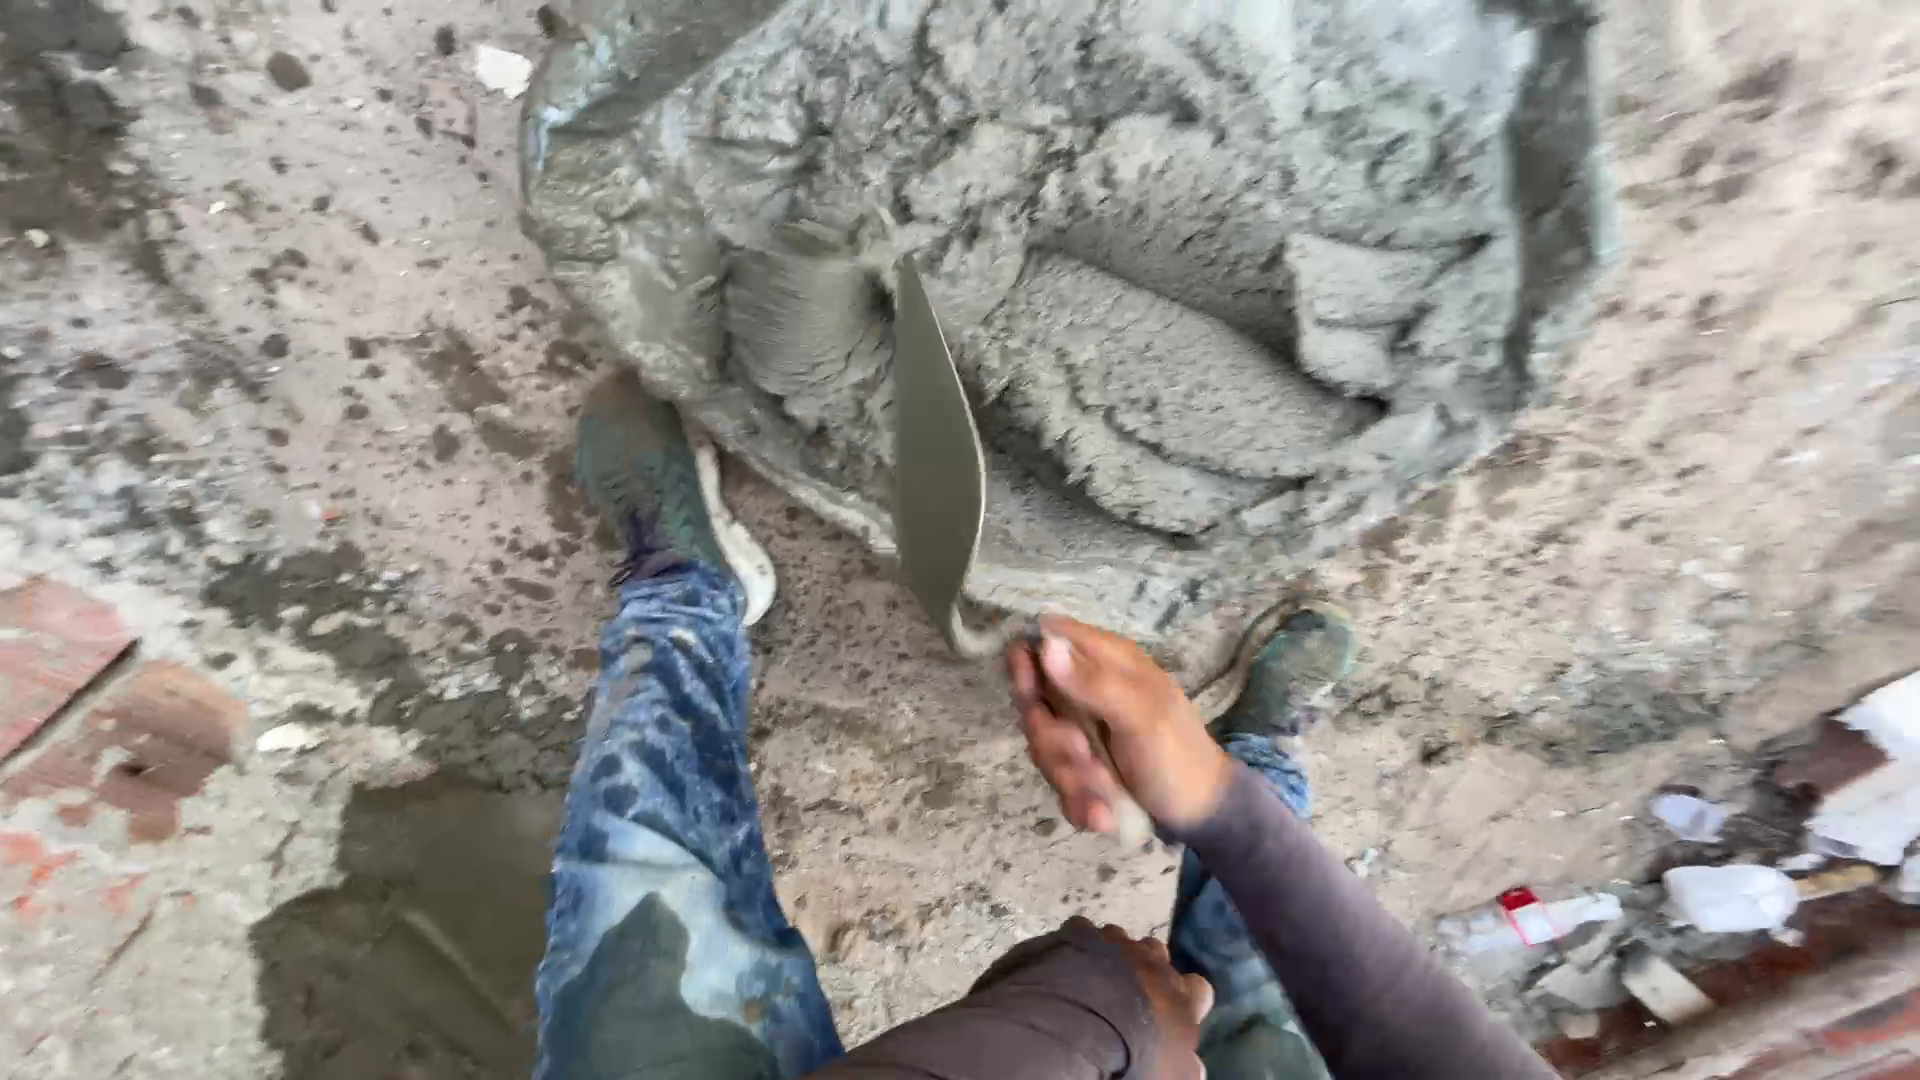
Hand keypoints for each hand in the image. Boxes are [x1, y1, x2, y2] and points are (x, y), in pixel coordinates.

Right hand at [1006, 615, 1234, 833]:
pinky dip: (1077, 800)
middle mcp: (1084, 688)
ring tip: (1105, 799)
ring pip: (1041, 745)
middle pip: (1032, 700)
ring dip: (1070, 777)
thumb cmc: (1180, 755)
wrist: (1201, 815)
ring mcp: (1078, 727)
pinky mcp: (1076, 763)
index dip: (1027, 666)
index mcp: (1104, 659)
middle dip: (1053, 740)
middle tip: (1084, 757)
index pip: (1045, 640)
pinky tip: (1103, 815)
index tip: (1033, 701)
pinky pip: (1055, 777)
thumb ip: (1095, 681)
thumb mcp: (1143, 716)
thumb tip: (1046, 645)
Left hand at [1088, 919, 1212, 1079]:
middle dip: (1149, 967)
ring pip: (1122, 938)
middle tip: (1133, 993)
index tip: (1178, 1011)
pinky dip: (1081, 943)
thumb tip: (1194, 1064)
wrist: (1081, 1025)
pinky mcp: (1081, 932)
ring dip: (1115, 954)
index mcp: (1180, 996)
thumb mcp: (1171, 1074)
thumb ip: (1187, 1065)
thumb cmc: (1135, 1056)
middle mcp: (1152, 961)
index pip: (1200, 988)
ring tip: (1099, 977)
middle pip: (1158, 954)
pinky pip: (1084, 931)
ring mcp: (1116, 941)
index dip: (1190, 998)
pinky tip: (1071, 960)